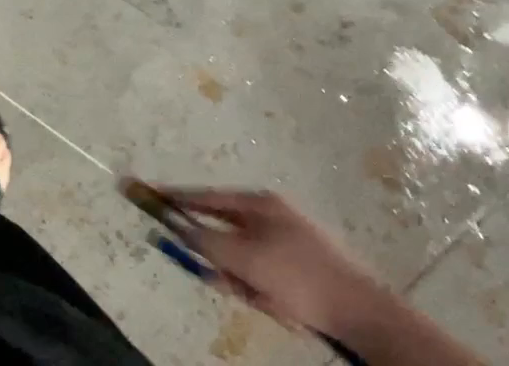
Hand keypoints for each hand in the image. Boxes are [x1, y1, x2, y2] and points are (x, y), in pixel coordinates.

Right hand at [158, 187, 386, 335]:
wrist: (364, 313)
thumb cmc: (297, 276)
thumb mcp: (240, 256)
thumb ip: (200, 238)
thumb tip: (171, 224)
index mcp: (258, 203)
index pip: (203, 197)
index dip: (172, 198)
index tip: (144, 195)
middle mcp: (272, 215)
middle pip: (222, 233)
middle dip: (220, 261)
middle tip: (224, 280)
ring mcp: (289, 241)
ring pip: (242, 259)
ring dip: (243, 281)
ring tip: (264, 300)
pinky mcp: (301, 268)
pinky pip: (264, 275)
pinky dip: (263, 291)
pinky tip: (280, 308)